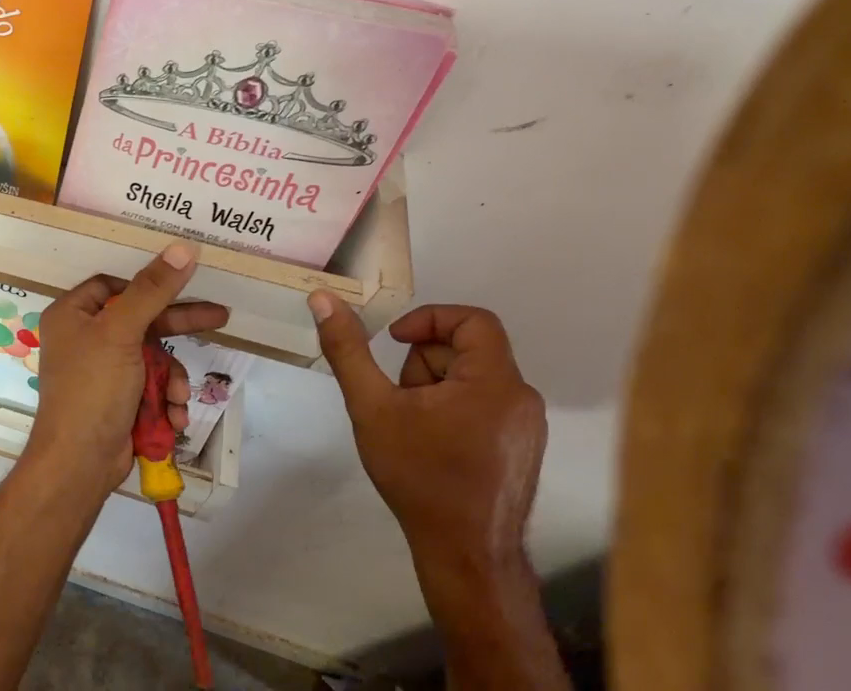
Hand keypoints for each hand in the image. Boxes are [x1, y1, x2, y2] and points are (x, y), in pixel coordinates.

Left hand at [23, 242, 229, 494]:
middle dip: (177, 330)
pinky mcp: (118, 399)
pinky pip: (150, 386)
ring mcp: (101, 371)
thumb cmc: (93, 388)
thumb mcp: (122, 332)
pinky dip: (165, 400)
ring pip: (152, 357)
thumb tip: (182, 248)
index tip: (178, 285)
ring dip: (171, 378)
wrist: (80, 462)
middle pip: (140, 320)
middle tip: (220, 317)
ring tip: (177, 399)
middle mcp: (83, 338)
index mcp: (71, 314)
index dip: (144, 286)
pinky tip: (173, 418)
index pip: (112, 285)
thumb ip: (152, 290)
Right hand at [308, 292, 547, 567]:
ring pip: (470, 380)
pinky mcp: (522, 447)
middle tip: (397, 402)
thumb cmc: (419, 474)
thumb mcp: (371, 407)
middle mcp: (521, 397)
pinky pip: (483, 405)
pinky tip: (432, 446)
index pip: (473, 319)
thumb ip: (347, 349)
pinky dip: (451, 411)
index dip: (429, 319)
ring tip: (412, 429)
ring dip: (433, 390)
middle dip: (421, 366)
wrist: (465, 553)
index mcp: (494, 381)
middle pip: (465, 351)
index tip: (394, 340)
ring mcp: (527, 425)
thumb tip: (324, 298)